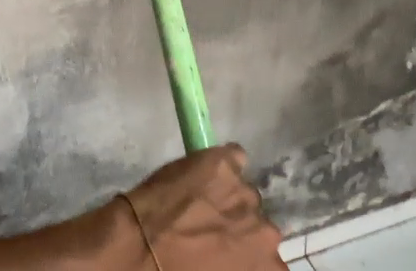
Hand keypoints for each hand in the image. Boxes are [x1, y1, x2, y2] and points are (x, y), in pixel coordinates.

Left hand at [123, 144, 285, 268]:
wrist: (140, 246)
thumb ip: (241, 266)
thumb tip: (238, 259)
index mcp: (266, 264)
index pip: (275, 264)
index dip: (254, 257)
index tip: (236, 255)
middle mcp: (264, 228)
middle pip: (260, 223)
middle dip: (241, 225)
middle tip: (215, 227)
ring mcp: (243, 191)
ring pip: (245, 191)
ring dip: (230, 195)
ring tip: (203, 198)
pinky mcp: (223, 161)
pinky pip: (236, 155)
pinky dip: (225, 162)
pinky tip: (208, 169)